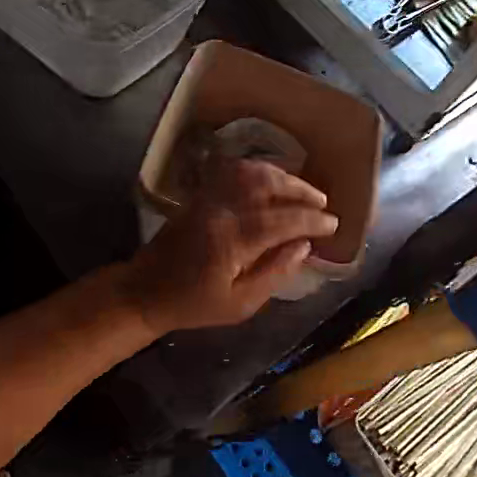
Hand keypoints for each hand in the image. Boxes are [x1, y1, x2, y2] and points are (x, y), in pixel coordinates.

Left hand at [119, 158, 339, 333]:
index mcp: (232, 241)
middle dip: (302, 192)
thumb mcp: (241, 304)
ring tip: (304, 191)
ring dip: (283, 177)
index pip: (282, 220)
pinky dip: (259, 172)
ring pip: (251, 173)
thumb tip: (303, 246)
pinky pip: (234, 172)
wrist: (145, 291)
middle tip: (323, 204)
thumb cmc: (194, 305)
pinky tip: (273, 182)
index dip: (311, 220)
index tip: (332, 224)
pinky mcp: (200, 195)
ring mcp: (208, 198)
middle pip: (268, 186)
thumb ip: (275, 273)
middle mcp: (221, 211)